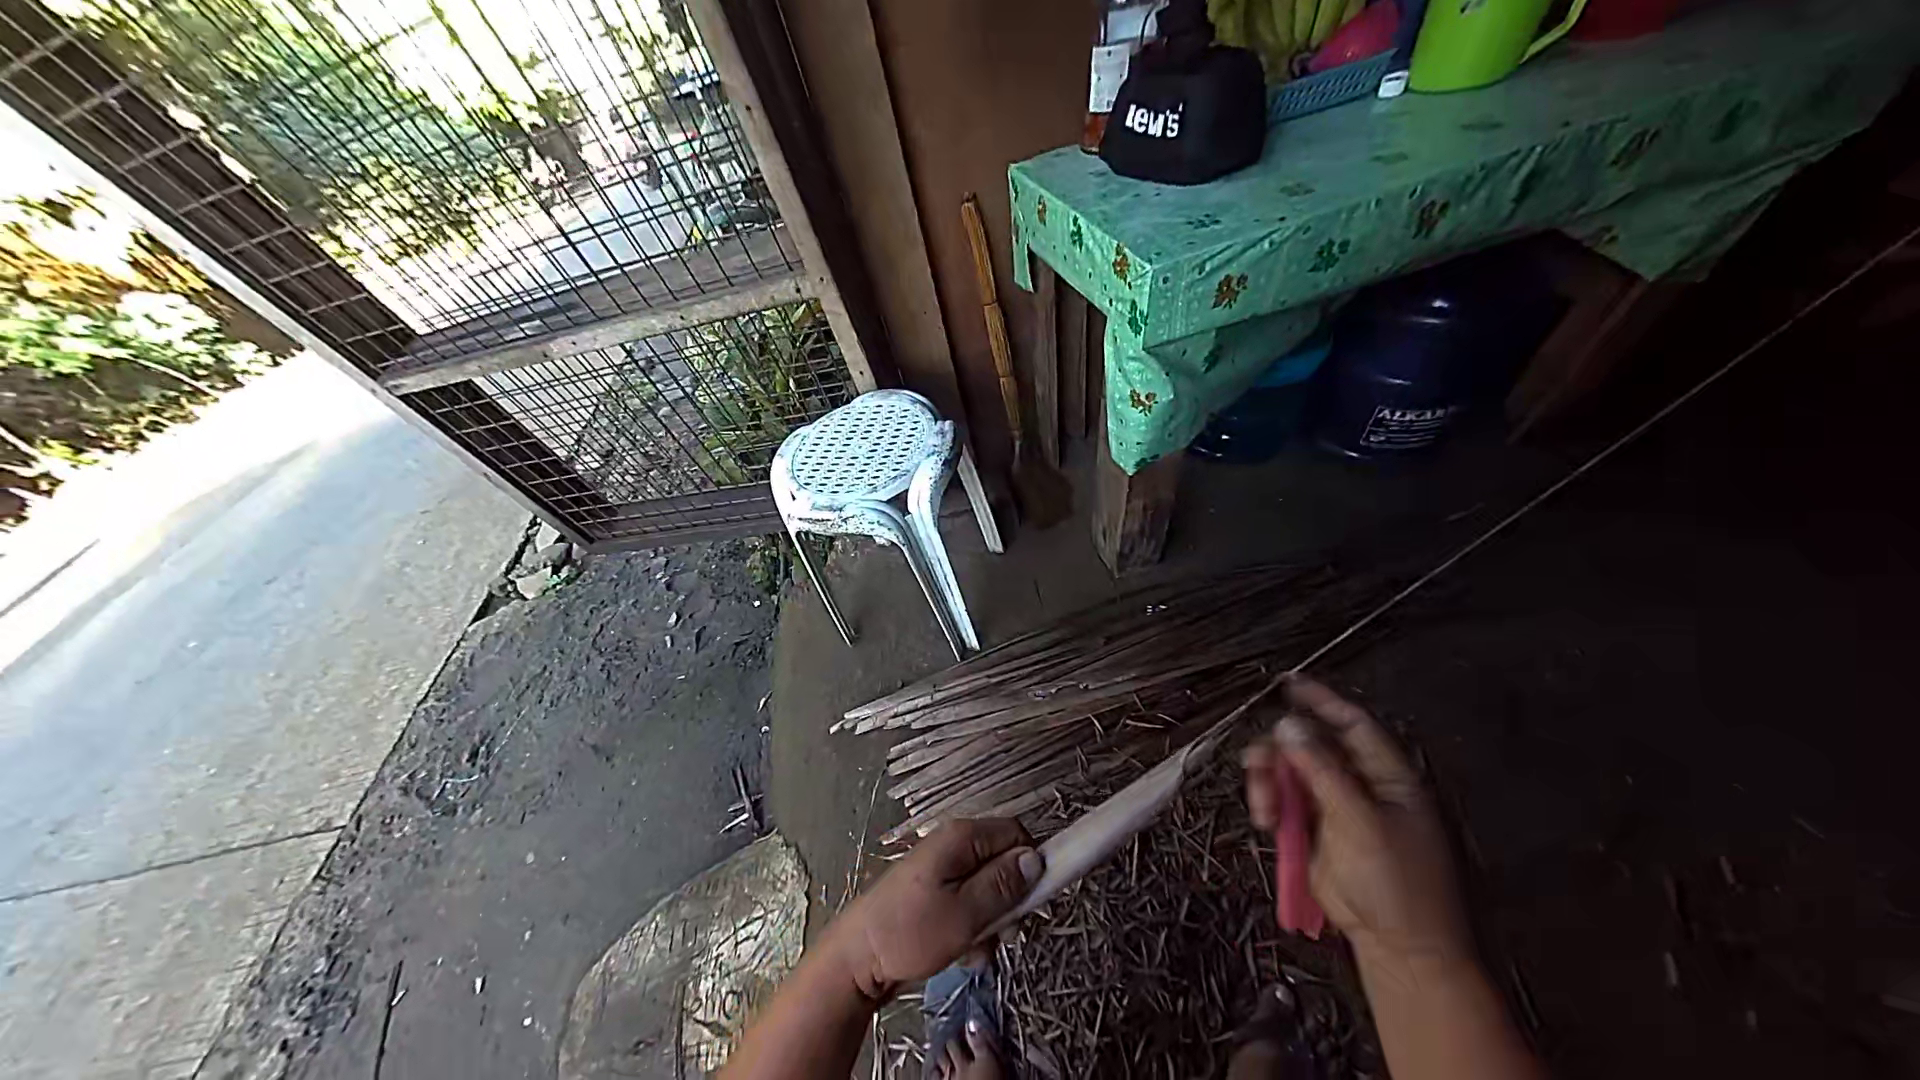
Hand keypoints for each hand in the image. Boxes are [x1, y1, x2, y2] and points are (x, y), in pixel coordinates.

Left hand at [827, 818, 1042, 1000]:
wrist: (855, 960)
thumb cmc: (908, 933)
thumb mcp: (964, 914)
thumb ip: (1003, 886)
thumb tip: (1036, 858)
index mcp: (961, 837)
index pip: (1016, 835)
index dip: (1030, 867)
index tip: (1033, 903)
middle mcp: (954, 845)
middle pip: (1004, 863)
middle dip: (1010, 901)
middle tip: (1002, 934)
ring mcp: (944, 869)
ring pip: (989, 889)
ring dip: (992, 922)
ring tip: (975, 949)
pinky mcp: (936, 892)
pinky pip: (970, 903)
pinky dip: (973, 927)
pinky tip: (962, 952)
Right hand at [1242, 676, 1470, 970]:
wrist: (1395, 943)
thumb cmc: (1401, 887)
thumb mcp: (1360, 820)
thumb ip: (1321, 771)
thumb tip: (1291, 728)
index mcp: (1386, 777)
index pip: (1351, 724)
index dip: (1321, 700)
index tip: (1290, 682)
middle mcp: (1359, 786)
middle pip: (1309, 748)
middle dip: (1281, 753)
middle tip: (1262, 762)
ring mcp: (1334, 808)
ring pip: (1288, 774)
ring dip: (1269, 783)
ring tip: (1264, 804)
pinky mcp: (1313, 830)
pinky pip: (1281, 802)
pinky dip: (1268, 805)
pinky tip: (1267, 818)